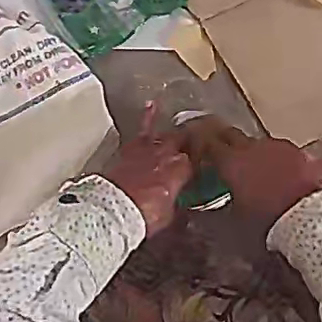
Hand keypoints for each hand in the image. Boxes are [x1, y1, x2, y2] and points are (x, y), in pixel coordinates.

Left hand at [102, 105, 193, 238]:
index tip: (207, 166)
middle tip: (202, 144)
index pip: (199, 162)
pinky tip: (152, 105)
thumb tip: (185, 212)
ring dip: (179, 134)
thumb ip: (180, 209)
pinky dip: (148, 116)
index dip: (203, 164)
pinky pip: (143, 128)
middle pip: (187, 144)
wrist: (113, 209)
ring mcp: (150, 149)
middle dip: (194, 144)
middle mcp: (169, 155)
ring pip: (170, 135)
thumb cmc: (142, 214)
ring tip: (189, 126)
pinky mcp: (132, 148)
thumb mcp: (169, 217)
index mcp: (182, 171)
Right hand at [181, 117, 321, 229]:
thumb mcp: (235, 223)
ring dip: (252, 152)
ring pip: (259, 144)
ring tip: (251, 167)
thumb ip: (218, 211)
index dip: (197, 141)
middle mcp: (254, 148)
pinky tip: (280, 174)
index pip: (208, 143)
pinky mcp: (302, 154)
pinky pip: (282, 154)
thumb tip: (205, 210)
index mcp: (232, 162)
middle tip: (215, 144)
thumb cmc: (268, 223)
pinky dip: (276, 161)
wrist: (311, 220)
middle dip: (221, 138)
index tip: (191, 140)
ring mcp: (280, 147)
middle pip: (231, 135)